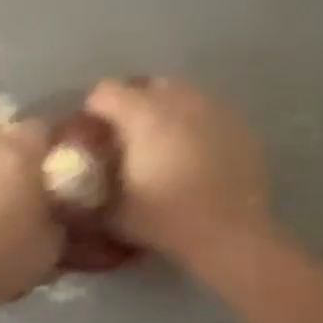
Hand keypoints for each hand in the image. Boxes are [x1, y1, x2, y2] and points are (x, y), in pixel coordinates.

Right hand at [85, 77, 272, 262]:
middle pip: (145, 85)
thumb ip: (94, 186)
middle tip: (128, 137)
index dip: (94, 111)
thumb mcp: (114, 210)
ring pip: (180, 94)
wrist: (232, 237)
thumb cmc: (168, 221)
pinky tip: (195, 152)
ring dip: (166, 110)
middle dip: (132, 105)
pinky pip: (208, 111)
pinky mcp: (240, 125)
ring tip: (163, 142)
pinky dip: (195, 123)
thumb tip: (83, 178)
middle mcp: (178, 101)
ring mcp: (214, 109)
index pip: (105, 92)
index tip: (94, 135)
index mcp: (143, 115)